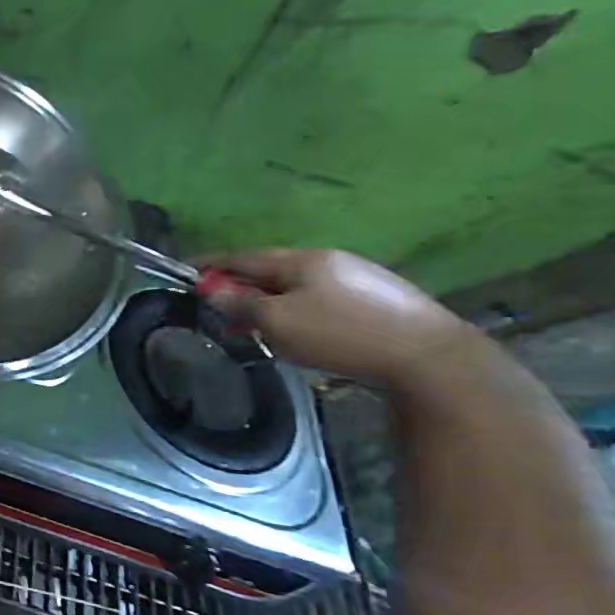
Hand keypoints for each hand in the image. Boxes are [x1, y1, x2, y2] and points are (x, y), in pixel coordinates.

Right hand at [195, 248, 477, 385]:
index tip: (183, 272)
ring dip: (265, 300)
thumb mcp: (276, 320)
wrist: (431, 357)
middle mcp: (330, 260)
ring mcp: (358, 279)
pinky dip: (293, 309)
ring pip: (294, 285)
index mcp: (302, 260)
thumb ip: (239, 303)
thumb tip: (212, 288)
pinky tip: (294, 329)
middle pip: (269, 269)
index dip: (210, 264)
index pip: (242, 257)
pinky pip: (318, 298)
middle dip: (238, 285)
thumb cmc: (340, 333)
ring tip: (250, 325)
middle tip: (214, 307)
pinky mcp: (377, 301)